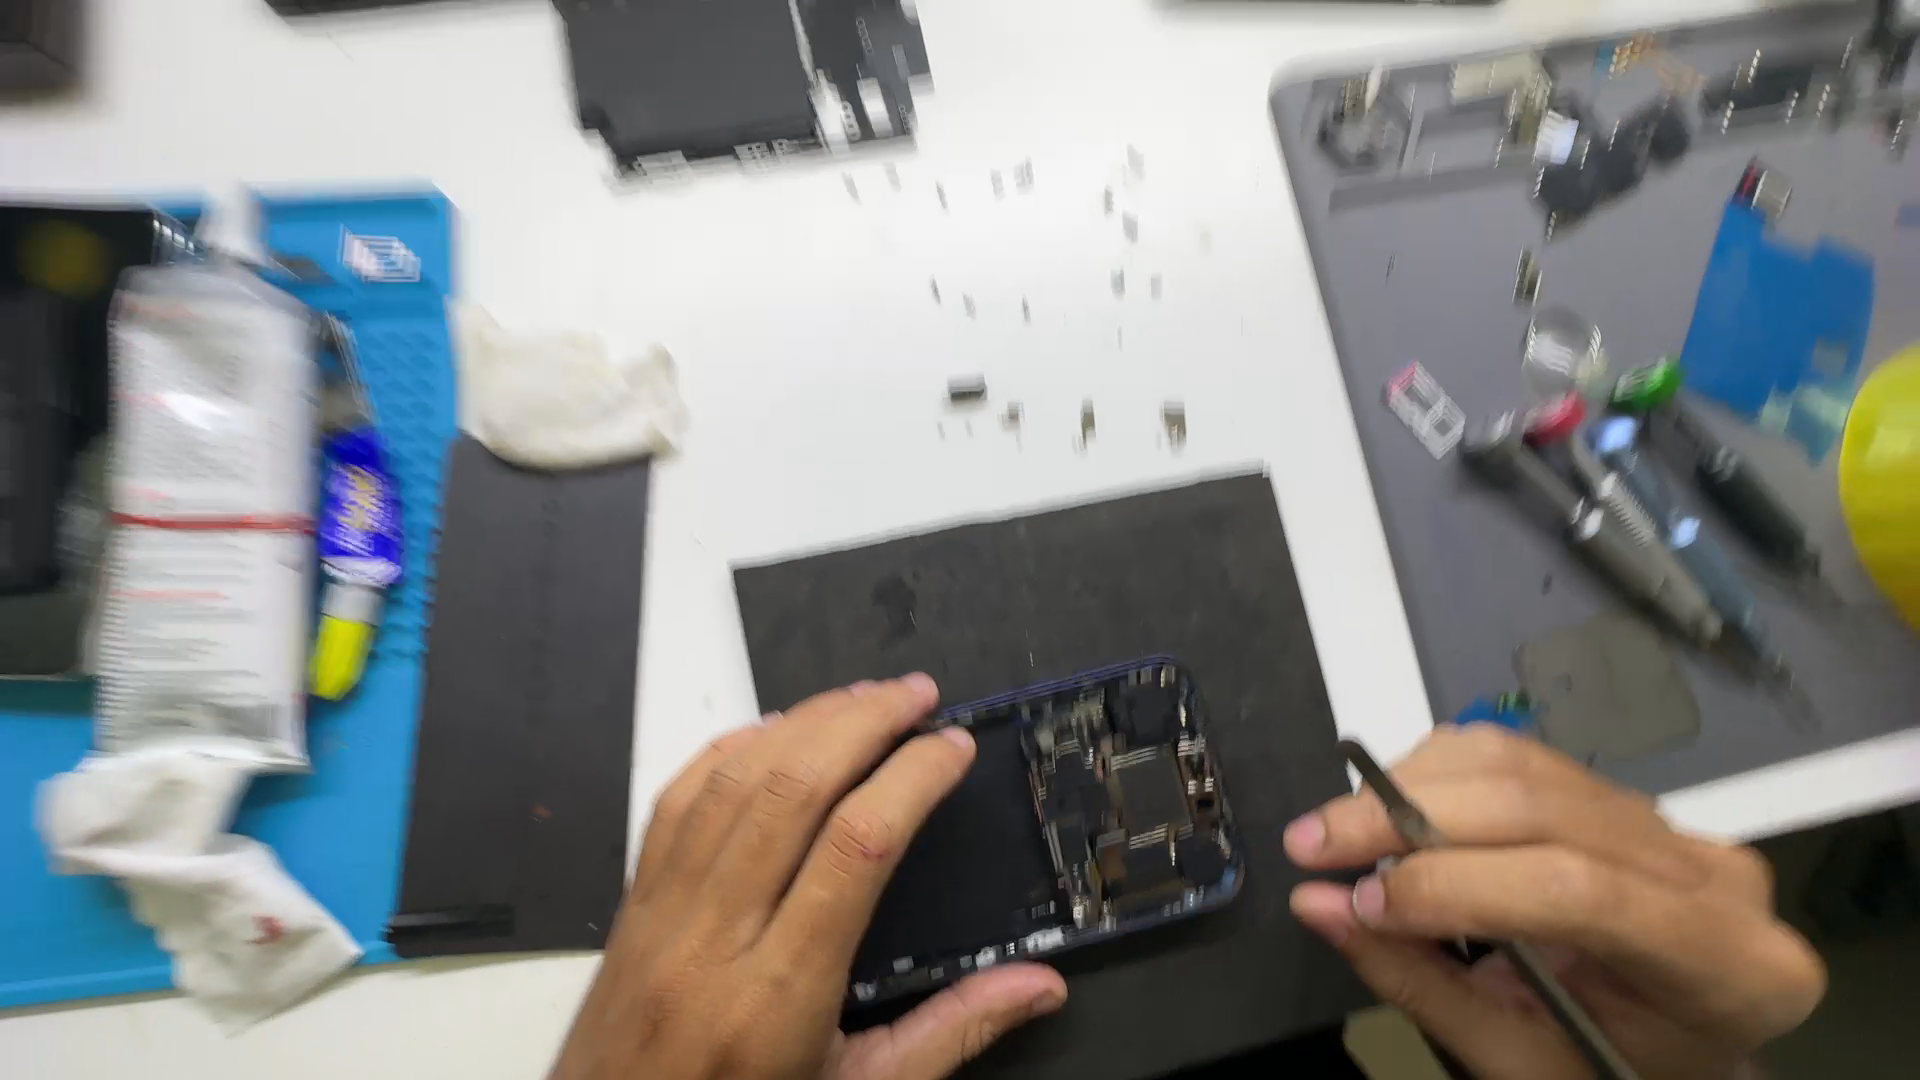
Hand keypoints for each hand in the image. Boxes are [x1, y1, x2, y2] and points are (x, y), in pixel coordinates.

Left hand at [551, 674, 1067, 1079]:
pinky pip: (682, 793)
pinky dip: (738, 744)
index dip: (912, 779)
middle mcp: (716, 935)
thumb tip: (1042, 985)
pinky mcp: (637, 893)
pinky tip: (781, 727)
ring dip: (807, 719)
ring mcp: (666, 906)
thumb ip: (953, 1031)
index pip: (856, 847)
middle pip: (795, 790)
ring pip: (738, 778)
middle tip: (917, 693)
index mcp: (780, 994)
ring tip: (865, 696)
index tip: (953, 747)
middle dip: (864, 722)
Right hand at [1285, 725, 1823, 1079]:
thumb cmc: (1600, 1069)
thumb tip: (1312, 903)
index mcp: (1724, 965)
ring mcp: (1654, 818)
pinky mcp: (1597, 787)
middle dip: (1400, 819)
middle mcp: (1703, 871)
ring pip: (1506, 763)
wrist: (1664, 1044)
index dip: (1454, 884)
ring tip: (1337, 828)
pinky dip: (1424, 771)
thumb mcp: (1512, 1057)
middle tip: (1308, 844)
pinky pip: (1498, 751)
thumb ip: (1412, 978)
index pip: (1577, 891)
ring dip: (1402, 786)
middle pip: (1531, 805)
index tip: (1360, 902)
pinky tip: (1386, 808)